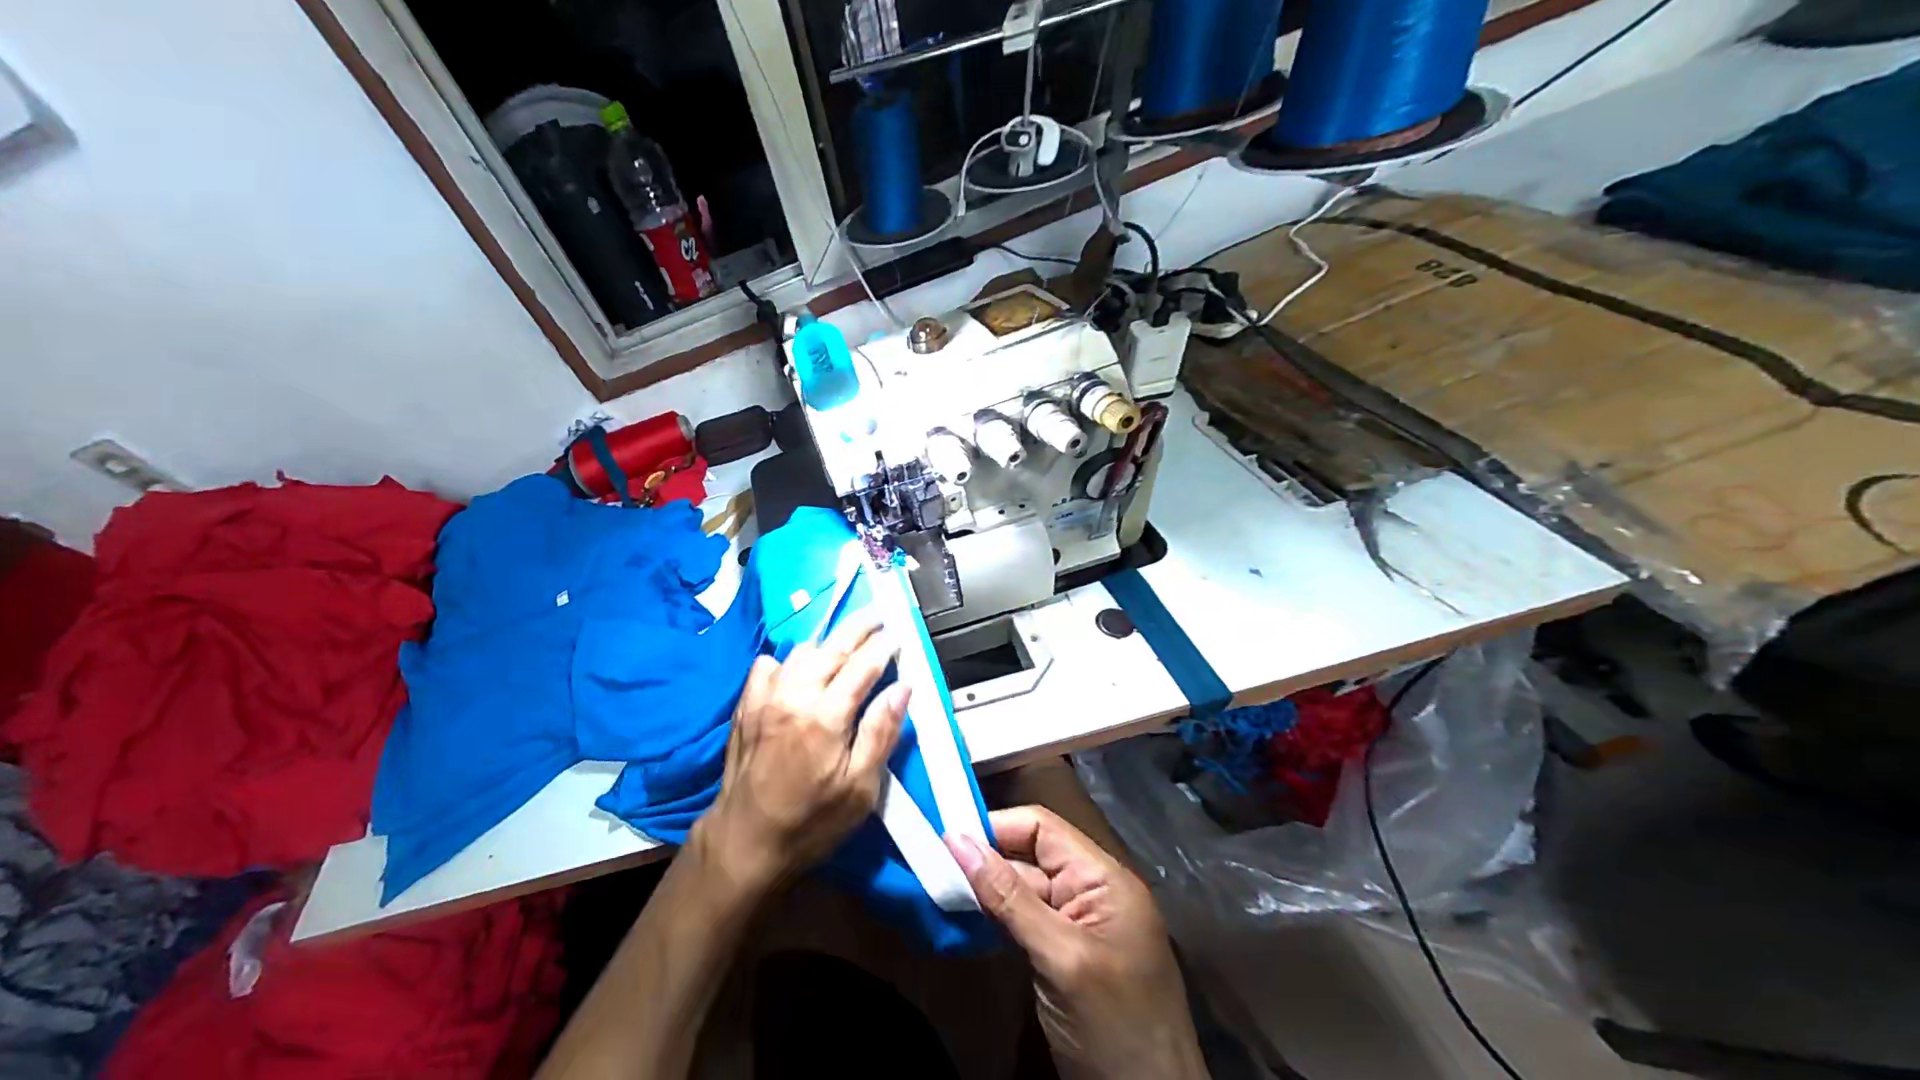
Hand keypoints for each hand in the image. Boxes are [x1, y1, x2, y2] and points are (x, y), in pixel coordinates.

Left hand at [692, 614, 908, 893]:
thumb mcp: (860, 789)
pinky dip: (788, 659)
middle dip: (859, 628)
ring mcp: (765, 698)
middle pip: (832, 647)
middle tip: (878, 617)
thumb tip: (902, 688)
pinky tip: (800, 669)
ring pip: (800, 652)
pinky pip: (767, 665)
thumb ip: (881, 732)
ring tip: (846, 644)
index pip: (863, 665)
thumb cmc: (811, 822)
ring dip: (827, 643)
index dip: (884, 646)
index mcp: (826, 717)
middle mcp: (794, 697)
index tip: (898, 635)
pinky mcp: (746, 706)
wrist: (745, 842)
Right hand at [947, 807, 1207, 1079]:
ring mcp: (1076, 928)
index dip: (995, 827)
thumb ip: (1010, 898)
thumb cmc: (1115, 1026)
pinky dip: (994, 921)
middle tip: (928, 868)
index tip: (944, 838)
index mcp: (1103, 878)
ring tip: (935, 891)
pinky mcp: (1062, 959)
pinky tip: (962, 923)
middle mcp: (1090, 892)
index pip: (1042, 828)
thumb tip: (957, 840)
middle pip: (1028, 858)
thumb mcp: (1061, 958)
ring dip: (983, 892)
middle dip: (982, 861)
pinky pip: (1023, 924)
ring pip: (1021, 892)